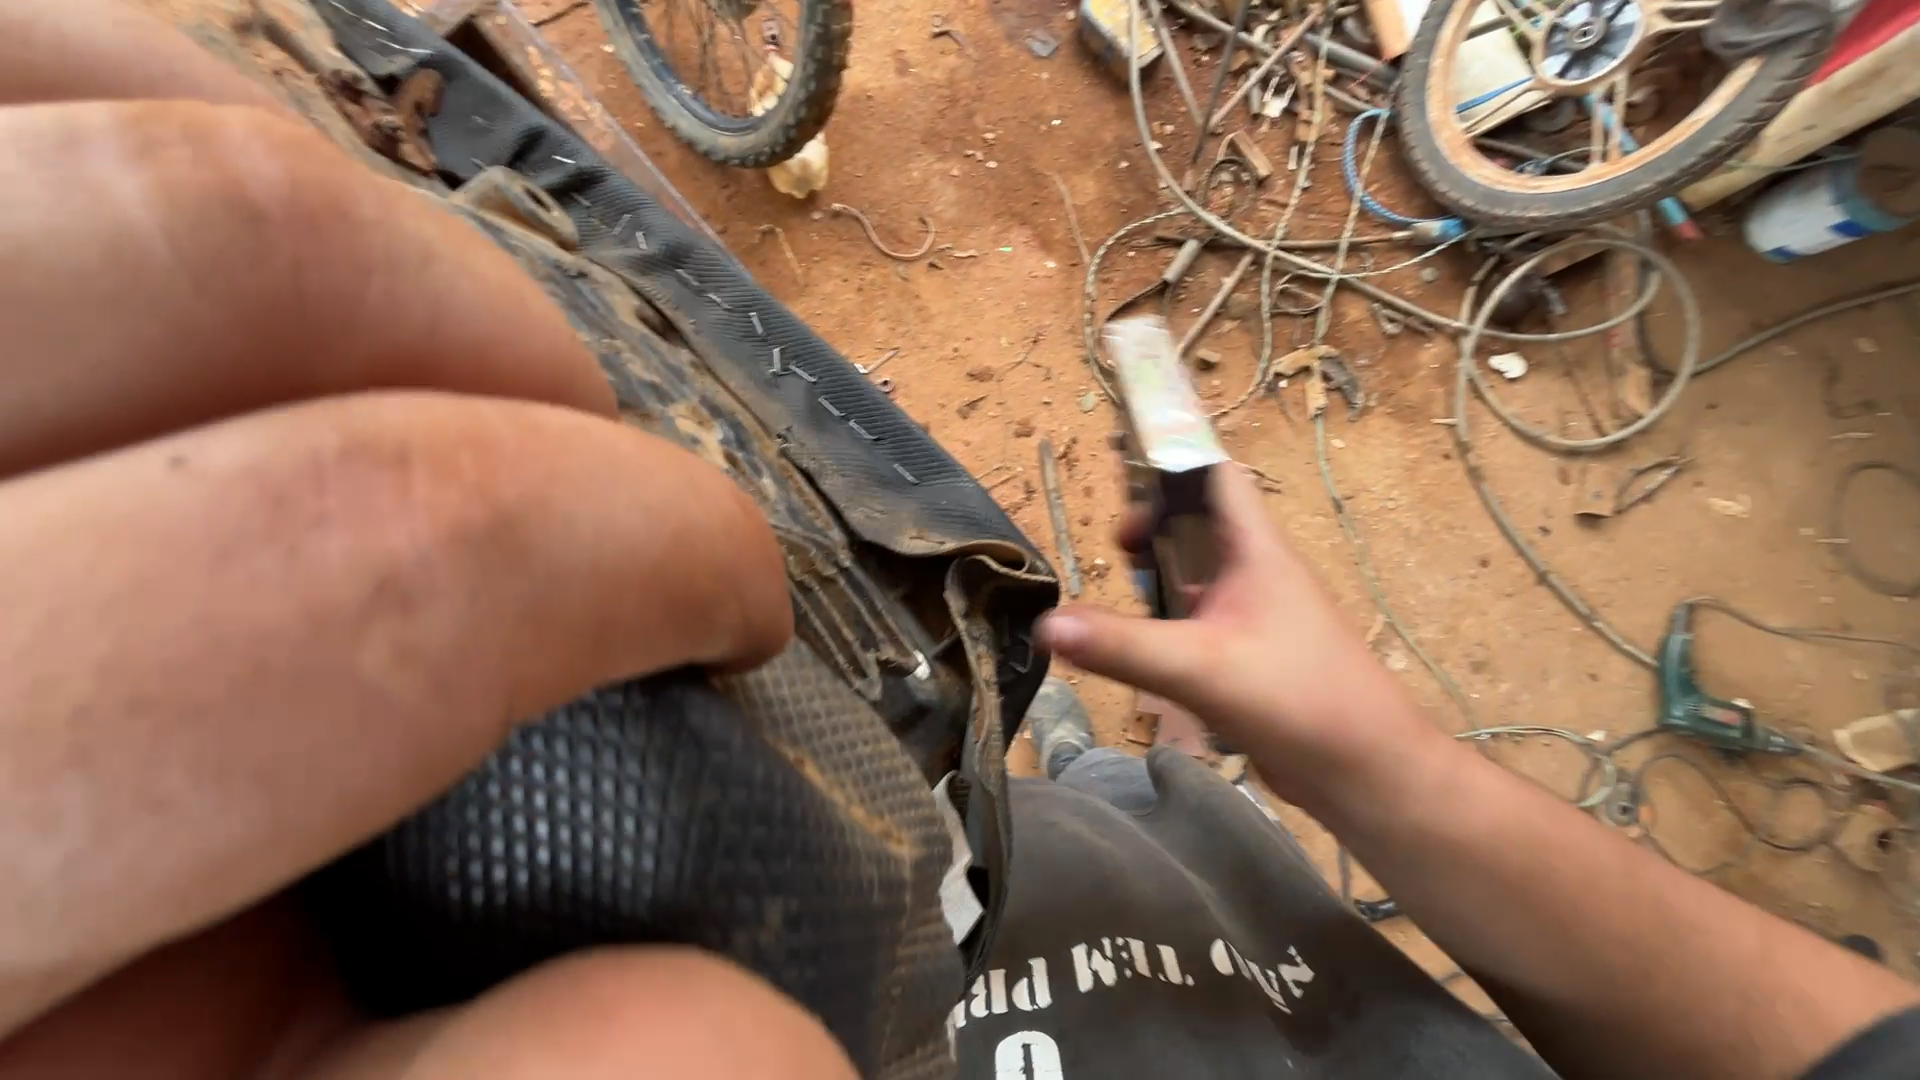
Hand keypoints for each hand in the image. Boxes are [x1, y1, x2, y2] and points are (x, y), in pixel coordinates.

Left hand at [0, 12, 847, 1074]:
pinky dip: (190, 132)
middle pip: (260, 252)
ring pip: (143, 120)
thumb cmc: (10, 1077)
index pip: (367, 562)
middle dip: (540, 386)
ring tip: (464, 402)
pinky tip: (270, 294)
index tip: (733, 615)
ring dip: (402, 260)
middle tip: (596, 511)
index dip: (651, 552)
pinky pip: (11, 70)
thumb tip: (777, 1028)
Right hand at [1038, 462, 1431, 805]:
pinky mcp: (1252, 653)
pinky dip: (1169, 619)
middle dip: (1154, 525)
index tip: (1120, 480)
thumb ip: (1122, 646)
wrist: (1368, 773)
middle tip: (1120, 551)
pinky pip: (1201, 618)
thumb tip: (1046, 626)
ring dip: (1160, 575)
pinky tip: (1144, 647)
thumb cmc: (1298, 701)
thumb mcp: (1200, 668)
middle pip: (1199, 522)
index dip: (1170, 464)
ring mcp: (1257, 614)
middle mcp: (1257, 572)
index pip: (1215, 476)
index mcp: (1256, 550)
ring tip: (1121, 595)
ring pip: (1198, 574)